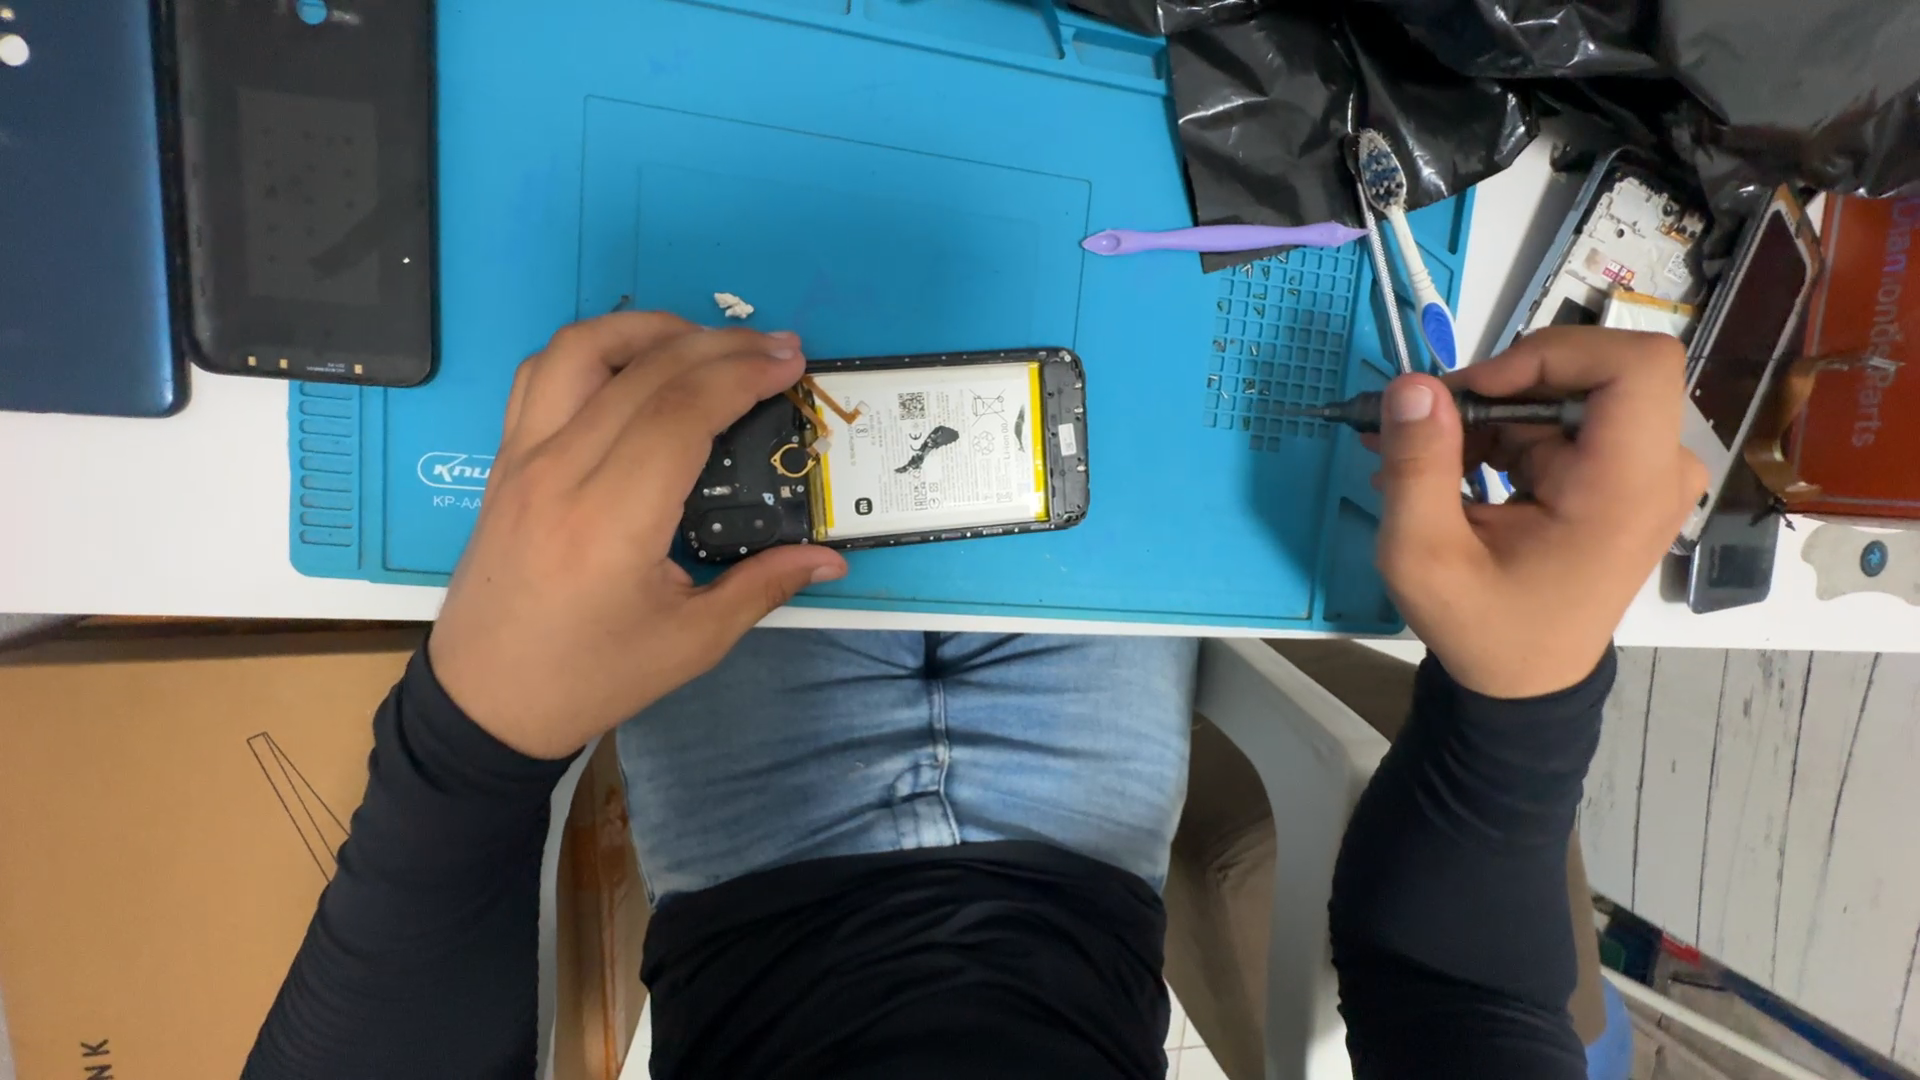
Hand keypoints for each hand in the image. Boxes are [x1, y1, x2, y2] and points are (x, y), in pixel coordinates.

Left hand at [428, 313, 847, 758]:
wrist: (486, 701)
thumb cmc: (595, 674)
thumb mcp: (694, 642)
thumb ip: (765, 586)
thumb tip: (831, 558)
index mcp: (612, 520)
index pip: (681, 412)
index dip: (743, 375)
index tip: (791, 364)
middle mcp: (561, 471)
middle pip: (645, 371)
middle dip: (722, 346)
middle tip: (777, 348)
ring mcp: (523, 458)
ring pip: (580, 350)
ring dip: (652, 329)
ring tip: (708, 340)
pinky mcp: (506, 460)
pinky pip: (544, 374)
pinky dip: (597, 348)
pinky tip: (636, 363)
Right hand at [1369, 327, 1707, 698]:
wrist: (1520, 678)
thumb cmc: (1477, 624)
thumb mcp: (1422, 553)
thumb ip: (1415, 466)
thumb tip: (1412, 383)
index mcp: (1623, 485)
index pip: (1631, 364)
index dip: (1545, 355)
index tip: (1465, 391)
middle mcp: (1649, 468)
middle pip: (1582, 378)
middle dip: (1487, 394)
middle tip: (1412, 430)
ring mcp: (1633, 474)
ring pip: (1555, 401)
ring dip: (1476, 420)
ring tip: (1406, 460)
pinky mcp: (1609, 481)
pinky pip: (1550, 429)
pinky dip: (1488, 439)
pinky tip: (1435, 472)